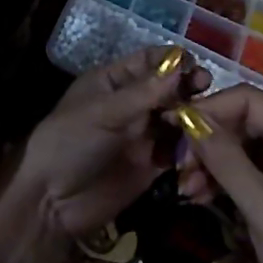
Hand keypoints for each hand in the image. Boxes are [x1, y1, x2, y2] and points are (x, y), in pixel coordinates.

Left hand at [19, 47, 208, 239]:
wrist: (52, 200)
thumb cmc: (69, 143)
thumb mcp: (103, 113)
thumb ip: (143, 93)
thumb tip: (181, 66)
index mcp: (113, 82)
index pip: (149, 62)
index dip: (173, 62)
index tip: (196, 67)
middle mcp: (132, 105)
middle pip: (171, 91)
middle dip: (190, 92)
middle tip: (209, 97)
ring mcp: (144, 135)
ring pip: (181, 121)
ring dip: (196, 122)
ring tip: (208, 127)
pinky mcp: (154, 165)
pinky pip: (182, 153)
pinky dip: (195, 152)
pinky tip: (205, 153)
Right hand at [184, 85, 262, 262]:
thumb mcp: (262, 209)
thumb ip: (226, 161)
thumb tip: (188, 119)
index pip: (249, 100)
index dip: (210, 109)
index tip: (175, 130)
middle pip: (240, 117)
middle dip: (206, 138)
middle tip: (179, 167)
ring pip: (236, 140)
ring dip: (207, 159)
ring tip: (186, 187)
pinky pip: (242, 162)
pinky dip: (218, 174)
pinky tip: (198, 194)